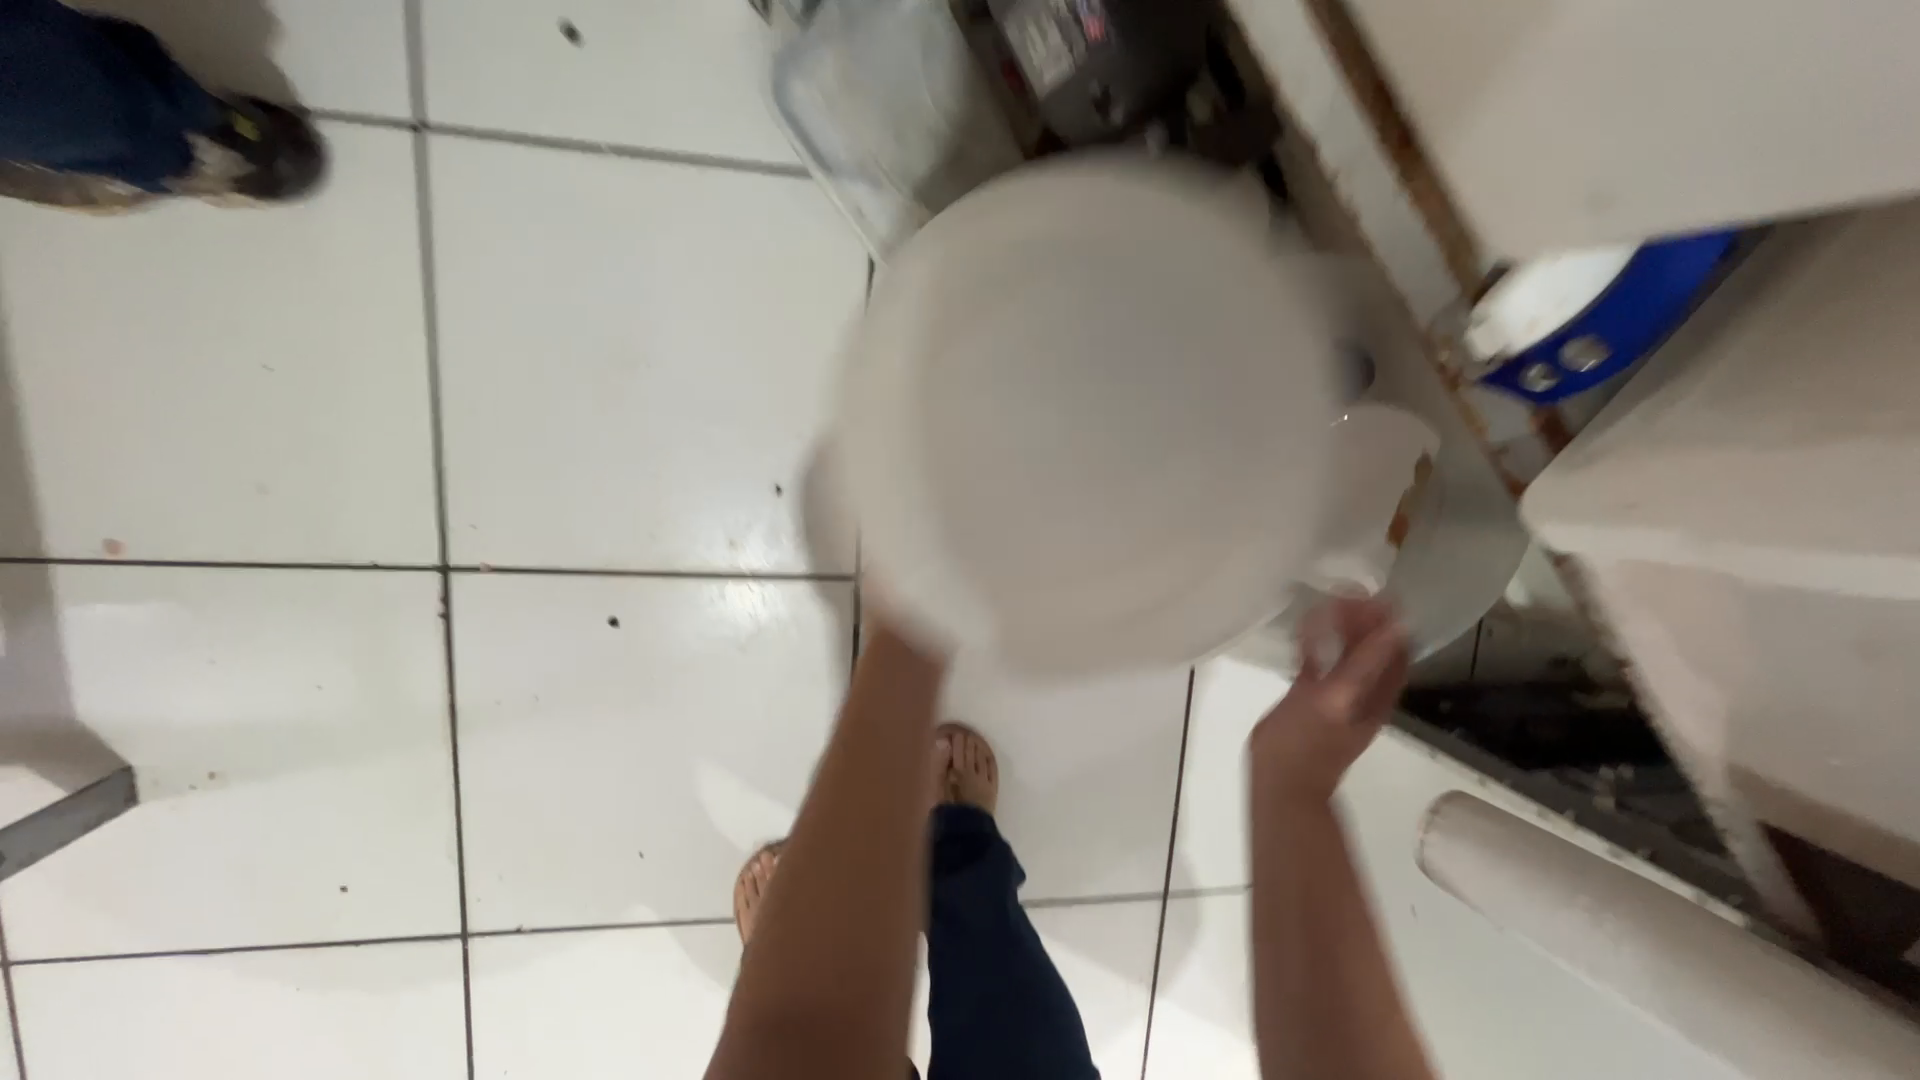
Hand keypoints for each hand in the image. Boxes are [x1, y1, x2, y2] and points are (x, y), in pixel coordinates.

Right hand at [1248, 596, 1409, 805]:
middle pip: (1370, 649)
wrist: (1281, 785)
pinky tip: (1304, 628)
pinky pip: (1319, 664)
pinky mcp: (1309, 699)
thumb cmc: (1306, 746)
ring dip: (1341, 628)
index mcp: (1374, 695)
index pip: (1392, 649)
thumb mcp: (1336, 700)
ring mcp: (1335, 696)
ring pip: (1346, 654)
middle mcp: (1361, 692)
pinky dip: (1315, 644)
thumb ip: (1362, 662)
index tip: (1371, 594)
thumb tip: (1395, 626)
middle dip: (1362, 619)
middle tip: (1345, 591)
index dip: (1387, 621)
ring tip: (1329, 601)